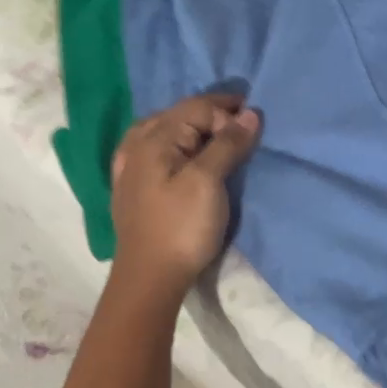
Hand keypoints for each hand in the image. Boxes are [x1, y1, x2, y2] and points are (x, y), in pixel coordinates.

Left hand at [107, 92, 262, 301]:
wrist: (149, 279)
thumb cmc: (181, 227)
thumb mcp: (208, 181)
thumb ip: (228, 143)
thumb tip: (251, 113)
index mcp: (153, 138)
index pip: (197, 107)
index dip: (228, 112)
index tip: (256, 126)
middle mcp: (137, 144)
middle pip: (180, 114)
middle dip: (213, 116)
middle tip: (244, 130)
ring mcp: (130, 166)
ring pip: (167, 130)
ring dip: (195, 129)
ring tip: (220, 140)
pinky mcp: (133, 186)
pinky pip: (157, 149)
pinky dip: (178, 145)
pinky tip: (185, 155)